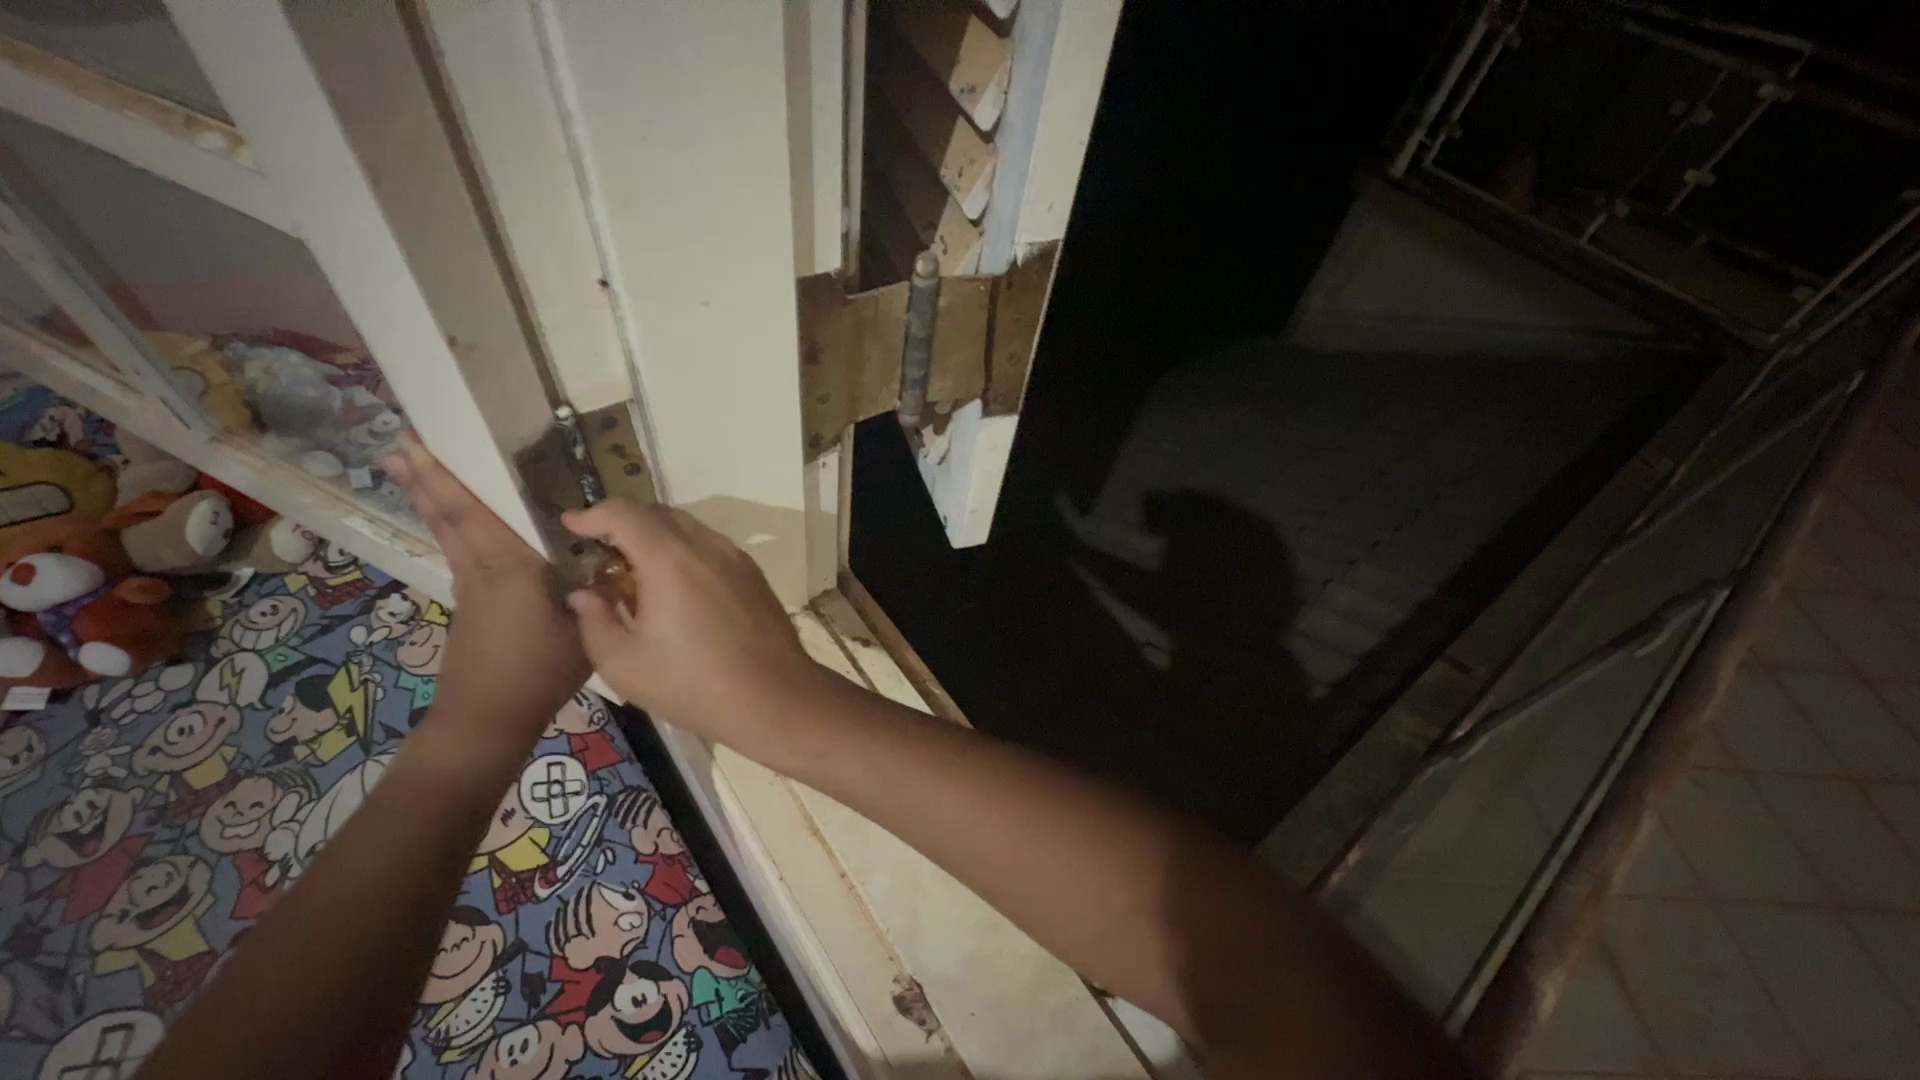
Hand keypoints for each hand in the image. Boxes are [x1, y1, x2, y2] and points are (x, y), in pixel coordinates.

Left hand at [386, 437, 587, 744]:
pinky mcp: (469, 605)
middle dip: (426, 476)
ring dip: (429, 496)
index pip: (474, 513)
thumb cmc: (540, 672)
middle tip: (402, 438)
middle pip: (451, 514)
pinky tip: (455, 521)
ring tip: (408, 465)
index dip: (447, 478)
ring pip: (448, 530)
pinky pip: (457, 549)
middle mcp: (482, 568)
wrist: (487, 719)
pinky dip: (448, 524)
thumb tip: (610, 560)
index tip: (419, 441)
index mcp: (510, 567)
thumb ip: (596, 590)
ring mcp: (470, 587)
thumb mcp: (586, 629)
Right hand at [561, 500, 823, 742]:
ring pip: (689, 529)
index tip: (571, 525)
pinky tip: (676, 591)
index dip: (593, 515)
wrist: (774, 697)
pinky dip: (685, 554)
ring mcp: (736, 558)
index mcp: (670, 558)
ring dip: (657, 539)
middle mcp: (706, 546)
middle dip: (624, 524)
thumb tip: (584, 594)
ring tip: (637, 575)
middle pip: (659, 514)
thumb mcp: (624, 664)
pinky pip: (711, 548)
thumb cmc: (693, 684)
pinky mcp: (754, 575)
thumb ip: (595, 621)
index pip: (625, 514)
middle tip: (601, 554)